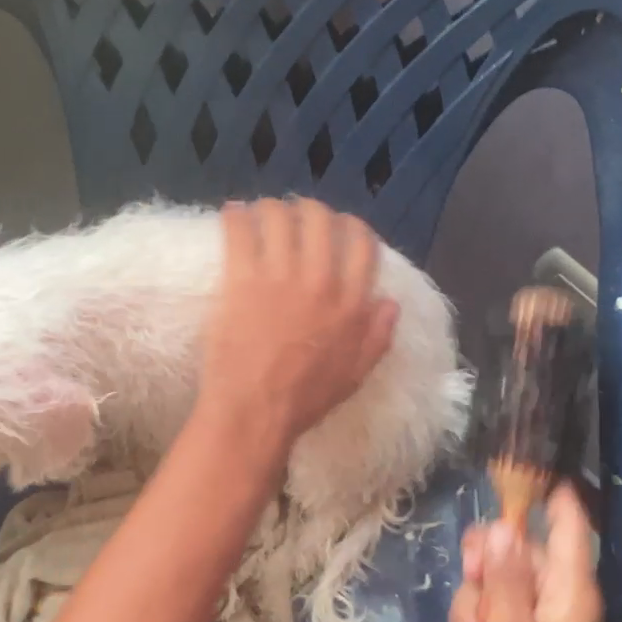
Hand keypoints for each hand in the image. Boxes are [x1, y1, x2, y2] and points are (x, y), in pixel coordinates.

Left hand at [197, 198, 398, 449]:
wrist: (255, 413)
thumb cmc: (304, 400)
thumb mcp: (355, 375)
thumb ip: (377, 337)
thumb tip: (390, 302)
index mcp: (351, 304)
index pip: (361, 244)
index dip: (351, 226)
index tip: (339, 225)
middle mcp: (320, 281)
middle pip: (320, 219)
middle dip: (308, 210)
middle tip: (293, 216)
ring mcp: (280, 277)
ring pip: (280, 216)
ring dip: (270, 208)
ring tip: (260, 214)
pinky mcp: (242, 279)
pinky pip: (241, 230)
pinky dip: (236, 215)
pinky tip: (232, 214)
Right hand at [445, 485, 609, 621]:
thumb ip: (504, 584)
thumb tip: (504, 528)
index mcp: (569, 594)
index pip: (568, 524)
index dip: (542, 494)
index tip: (507, 474)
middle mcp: (558, 600)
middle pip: (515, 554)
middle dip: (481, 578)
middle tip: (470, 607)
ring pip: (493, 588)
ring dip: (470, 616)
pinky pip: (489, 618)